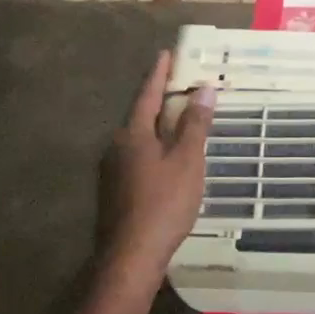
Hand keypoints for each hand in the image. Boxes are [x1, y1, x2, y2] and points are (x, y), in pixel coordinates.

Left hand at [100, 51, 214, 293]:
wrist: (129, 260)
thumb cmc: (163, 204)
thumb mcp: (187, 161)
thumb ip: (195, 124)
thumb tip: (203, 88)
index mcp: (133, 134)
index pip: (148, 94)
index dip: (160, 73)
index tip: (167, 53)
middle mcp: (117, 146)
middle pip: (141, 115)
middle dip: (161, 100)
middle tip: (182, 86)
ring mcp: (112, 172)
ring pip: (139, 139)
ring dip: (158, 127)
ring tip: (180, 121)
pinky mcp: (114, 193)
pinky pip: (137, 158)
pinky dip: (154, 149)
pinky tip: (168, 160)